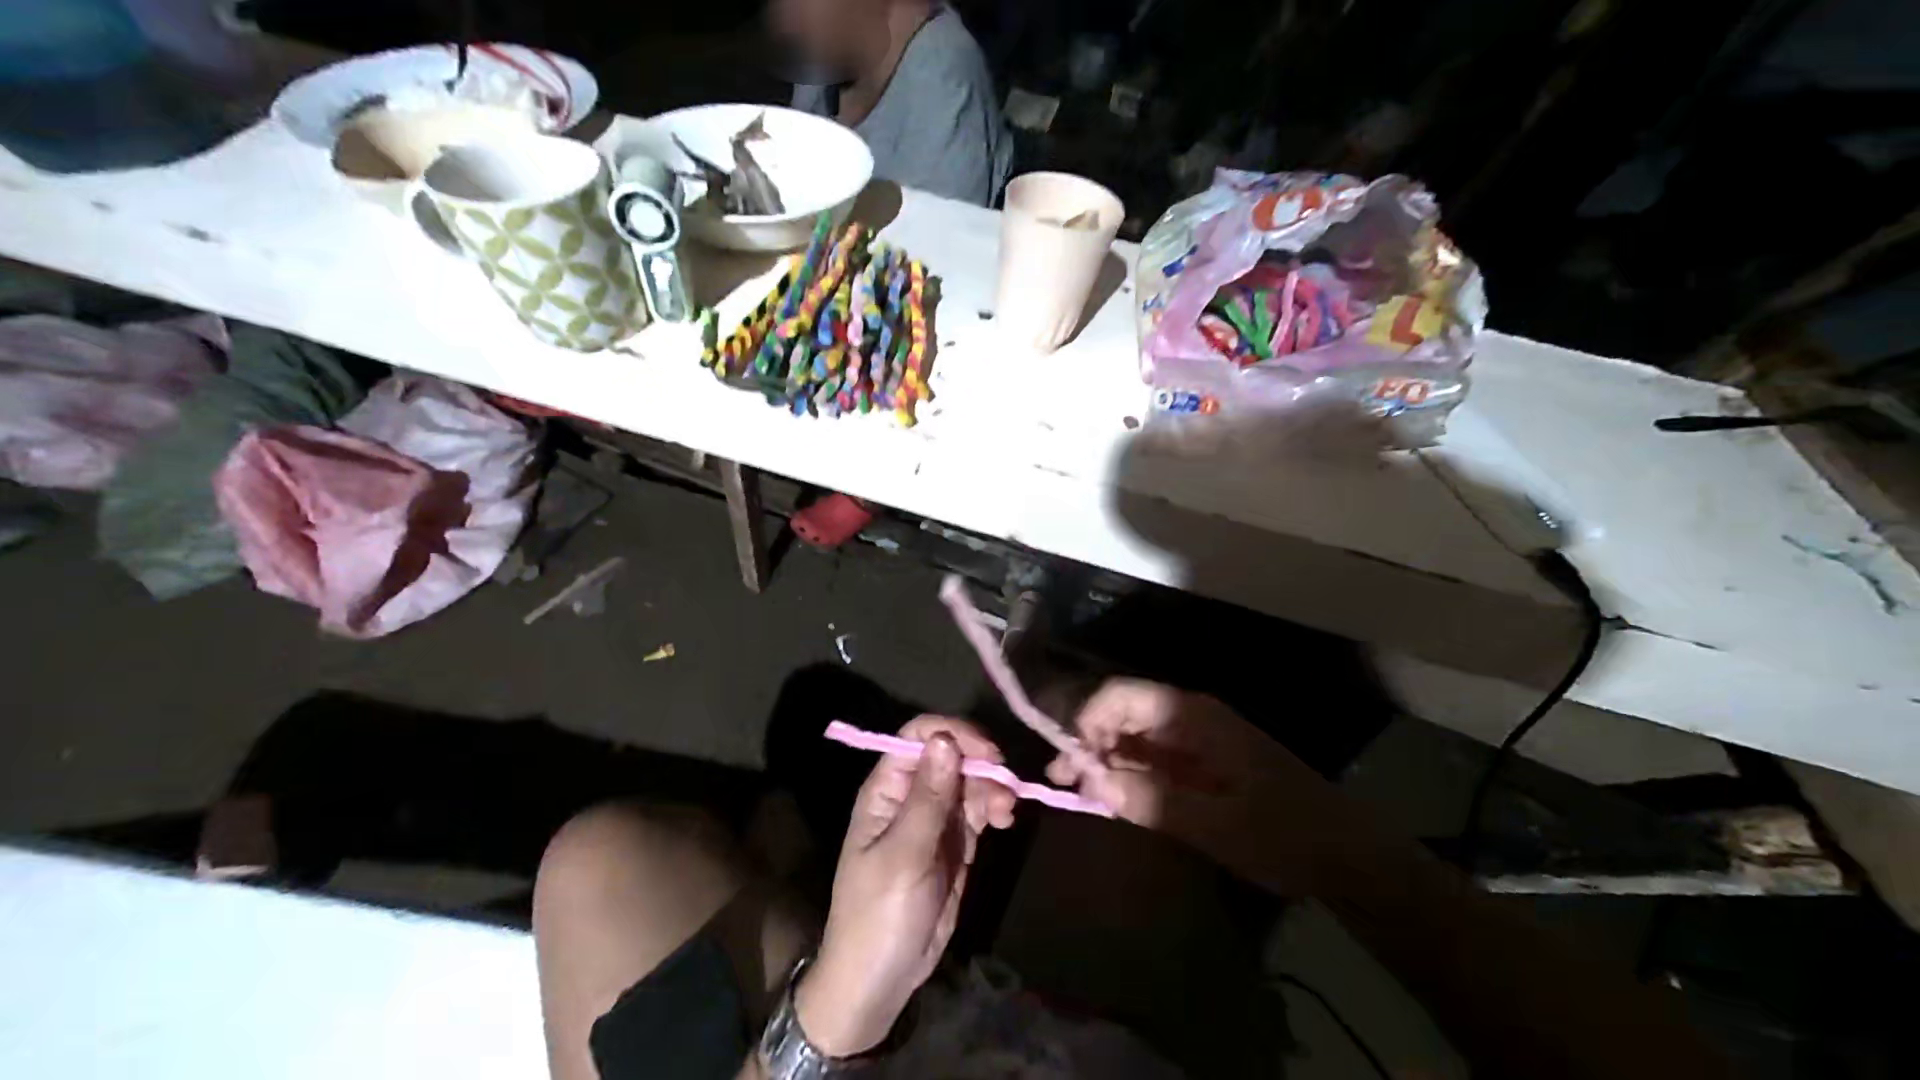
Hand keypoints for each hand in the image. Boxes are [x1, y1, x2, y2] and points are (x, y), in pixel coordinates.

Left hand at [795, 716, 1015, 1056]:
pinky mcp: (955, 842)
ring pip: (970, 781)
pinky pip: (979, 809)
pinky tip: (1006, 819)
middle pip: (952, 756)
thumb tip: (944, 738)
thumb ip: (927, 798)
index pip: (918, 737)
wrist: (881, 978)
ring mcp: (935, 818)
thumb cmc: (879, 913)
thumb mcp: (903, 854)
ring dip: (993, 787)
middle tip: (1006, 788)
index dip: (953, 735)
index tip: (987, 752)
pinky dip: (995, 808)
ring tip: (1007, 813)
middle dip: (982, 763)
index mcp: (887, 789)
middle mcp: (911, 795)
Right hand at [1046, 679, 1341, 891]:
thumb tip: (1089, 783)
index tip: (1069, 760)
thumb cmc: (1286, 833)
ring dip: (1099, 759)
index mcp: (1192, 716)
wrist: (1346, 856)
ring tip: (1073, 791)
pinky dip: (1121, 775)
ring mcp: (1189, 740)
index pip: (1122, 695)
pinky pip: (1145, 759)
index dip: (1086, 719)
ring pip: (1128, 735)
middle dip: (1085, 740)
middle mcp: (1185, 717)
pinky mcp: (1193, 764)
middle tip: (1060, 780)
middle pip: (1119, 712)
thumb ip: (1151, 801)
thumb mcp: (1218, 824)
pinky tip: (1104, 797)